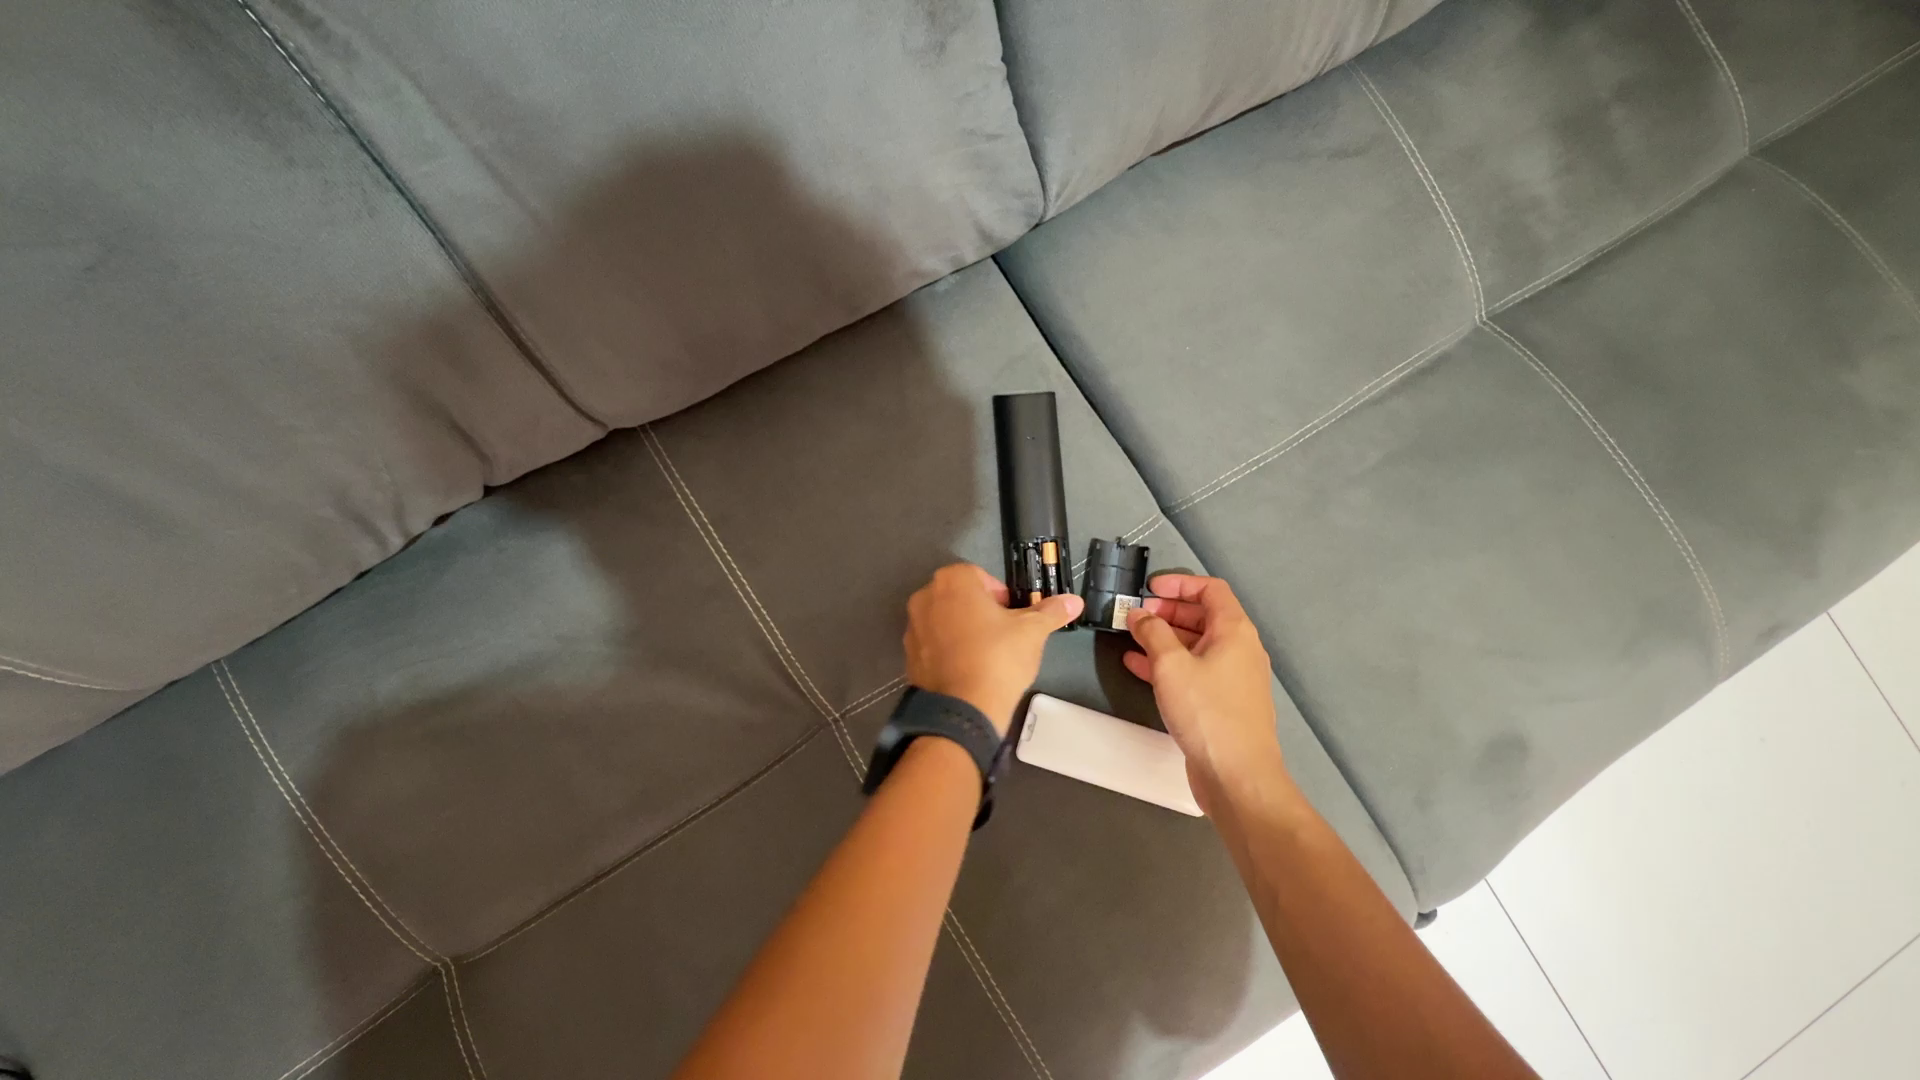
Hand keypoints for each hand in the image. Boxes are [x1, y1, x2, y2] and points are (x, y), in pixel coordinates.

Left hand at [904, 564, 1082, 732]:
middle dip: (981, 610)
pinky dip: (948, 650)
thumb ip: (1051, 612)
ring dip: (963, 629)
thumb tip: (1074, 601)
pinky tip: (968, 669)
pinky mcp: (908, 656)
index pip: (980, 576)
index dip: (1000, 594)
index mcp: (952, 581)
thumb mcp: (1032, 631)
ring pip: (944, 620)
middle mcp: (925, 597)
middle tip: (1003, 633)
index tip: (1013, 615)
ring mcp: (912, 627)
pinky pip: (933, 644)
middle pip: (960, 596)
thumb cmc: (998, 658)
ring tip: (986, 654)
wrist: (962, 709)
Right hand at [1125, 574, 1284, 798]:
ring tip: (1130, 637)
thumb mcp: (1171, 665)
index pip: (1211, 590)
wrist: (1237, 775)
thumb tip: (1140, 614)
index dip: (1180, 583)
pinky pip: (1192, 671)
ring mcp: (1231, 677)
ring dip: (1163, 638)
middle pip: (1202, 616)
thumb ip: (1152, 633)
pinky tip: (1137, 665)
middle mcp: (1238, 649)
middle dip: (1167, 611)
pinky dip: (1167, 664)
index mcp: (1235, 631)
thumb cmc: (1207, 712)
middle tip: (1136, 615)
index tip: (1149, 589)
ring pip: (1194, 645)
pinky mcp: (1220, 702)